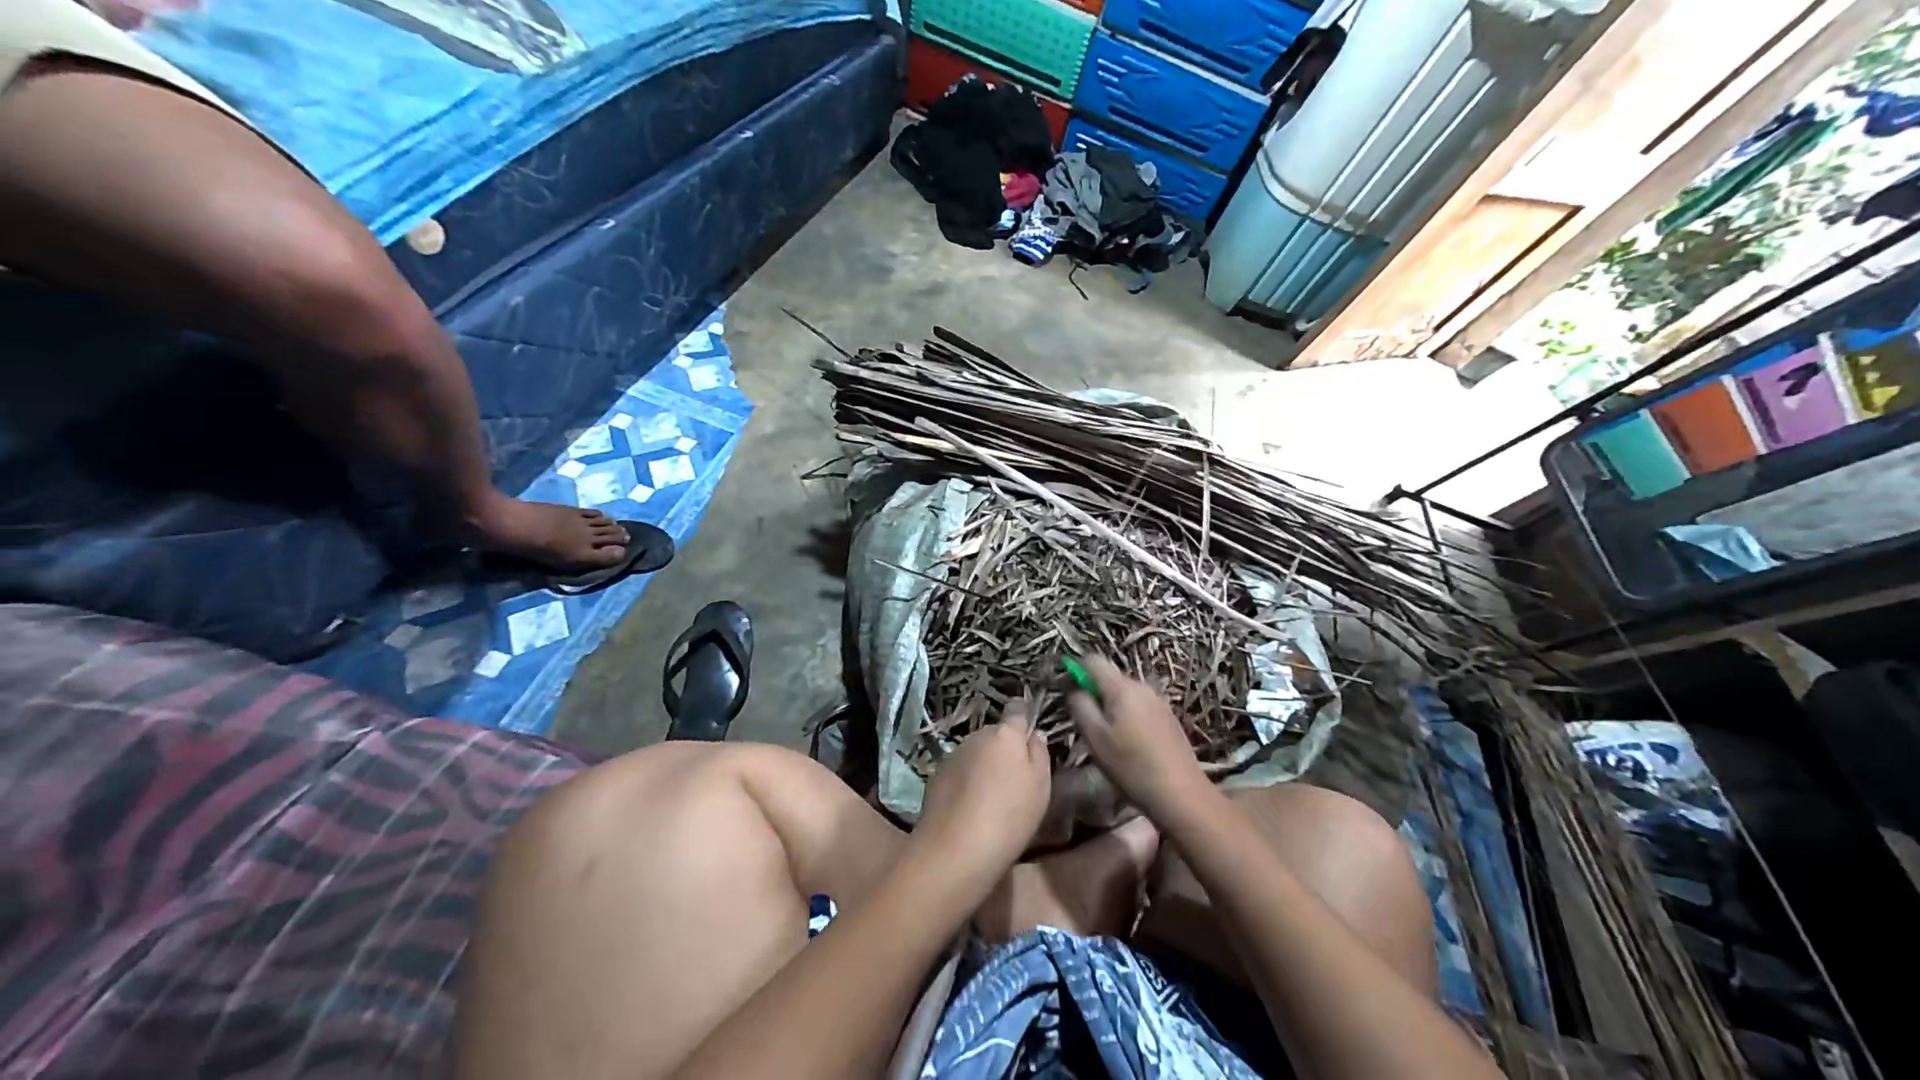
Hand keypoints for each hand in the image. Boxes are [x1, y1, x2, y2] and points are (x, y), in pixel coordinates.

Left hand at [913, 703, 1051, 892]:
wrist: (956, 848)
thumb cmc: (1010, 816)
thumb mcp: (1040, 787)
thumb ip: (1039, 754)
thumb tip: (1033, 736)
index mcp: (1005, 734)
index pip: (1017, 711)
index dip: (1023, 718)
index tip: (1027, 731)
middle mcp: (976, 736)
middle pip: (995, 735)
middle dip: (1003, 749)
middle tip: (1013, 779)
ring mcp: (953, 755)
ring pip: (975, 753)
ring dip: (983, 766)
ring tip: (991, 798)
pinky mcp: (936, 775)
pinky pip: (959, 771)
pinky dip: (966, 781)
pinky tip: (970, 807)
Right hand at [1067, 656, 1211, 821]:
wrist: (1181, 794)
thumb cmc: (1131, 766)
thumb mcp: (1094, 737)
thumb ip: (1079, 705)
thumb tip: (1073, 687)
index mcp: (1122, 687)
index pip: (1092, 660)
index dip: (1076, 671)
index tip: (1071, 697)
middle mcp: (1143, 686)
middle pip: (1109, 677)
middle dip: (1094, 694)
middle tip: (1089, 726)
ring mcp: (1159, 701)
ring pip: (1124, 694)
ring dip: (1111, 708)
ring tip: (1109, 740)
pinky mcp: (1168, 717)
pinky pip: (1139, 707)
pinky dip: (1128, 718)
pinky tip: (1131, 746)